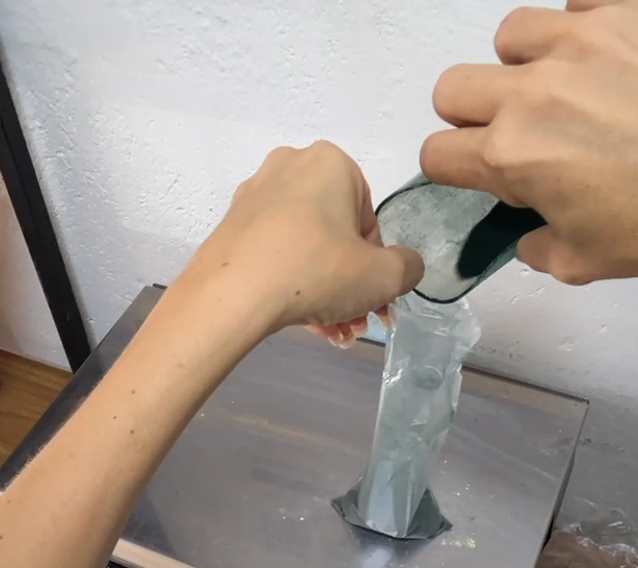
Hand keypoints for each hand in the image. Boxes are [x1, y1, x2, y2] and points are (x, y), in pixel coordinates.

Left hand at [176, 142, 420, 338]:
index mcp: (331, 162)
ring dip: (323, 295)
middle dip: (348, 287)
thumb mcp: (384, 277)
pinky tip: (301, 323)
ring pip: (304, 251)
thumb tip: (404, 268)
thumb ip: (407, 268)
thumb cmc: (316, 273)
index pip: (367, 221)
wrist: (232, 295)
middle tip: (353, 325)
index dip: (375, 268)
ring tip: (330, 334)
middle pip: (334, 238)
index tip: (372, 302)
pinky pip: (273, 257)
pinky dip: (291, 288)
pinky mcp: (230, 229)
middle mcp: (289, 167)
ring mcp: (253, 198)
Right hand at [422, 0, 637, 282]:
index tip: (479, 173)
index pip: (437, 153)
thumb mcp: (578, 261)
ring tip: (569, 86)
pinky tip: (619, 56)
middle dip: (471, 115)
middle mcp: (538, 90)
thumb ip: (532, 240)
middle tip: (517, 132)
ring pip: (512, 33)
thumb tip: (531, 224)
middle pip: (453, 87)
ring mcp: (591, 36)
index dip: (453, 169)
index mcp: (513, 156)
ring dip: (525, 63)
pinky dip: (588, 24)